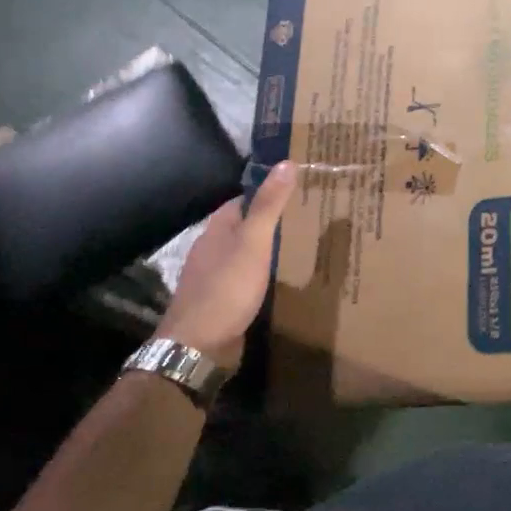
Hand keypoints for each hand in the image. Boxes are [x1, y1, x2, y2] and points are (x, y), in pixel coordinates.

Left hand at [155, 162, 294, 370]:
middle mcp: (213, 250)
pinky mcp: (224, 301)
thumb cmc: (227, 289)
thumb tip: (286, 162)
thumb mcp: (254, 242)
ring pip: (247, 253)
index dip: (269, 190)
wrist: (199, 348)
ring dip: (271, 248)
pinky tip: (286, 277)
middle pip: (246, 226)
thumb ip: (270, 205)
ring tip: (306, 242)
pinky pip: (248, 277)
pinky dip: (267, 272)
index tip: (300, 185)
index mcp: (217, 231)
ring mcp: (216, 277)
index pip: (244, 199)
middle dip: (274, 219)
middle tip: (312, 213)